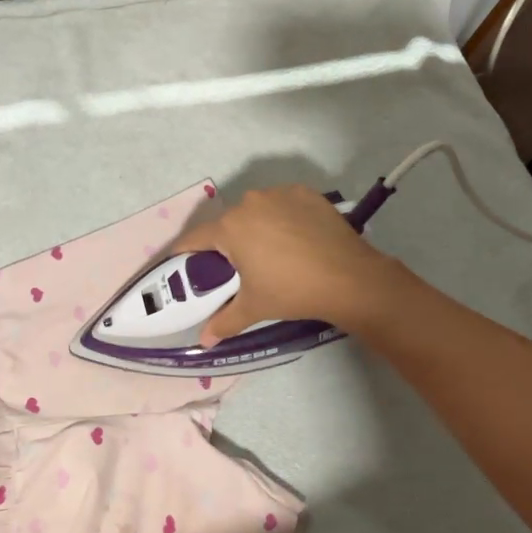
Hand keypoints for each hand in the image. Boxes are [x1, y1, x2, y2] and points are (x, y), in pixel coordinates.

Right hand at [165, 185, 403, 345]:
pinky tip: (296, 239)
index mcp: (230, 227)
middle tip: (237, 269)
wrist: (349, 278)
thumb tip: (204, 340)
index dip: (185, 253)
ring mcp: (279, 194)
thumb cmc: (293, 292)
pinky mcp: (304, 192)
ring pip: (256, 211)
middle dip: (227, 243)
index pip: (195, 238)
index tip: (182, 264)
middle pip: (228, 223)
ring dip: (256, 228)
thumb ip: (224, 321)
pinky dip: (283, 218)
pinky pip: (283, 204)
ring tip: (271, 254)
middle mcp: (249, 202)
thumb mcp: (254, 307)